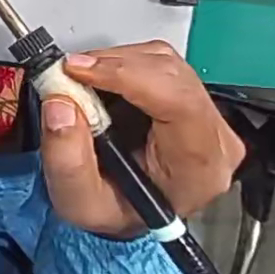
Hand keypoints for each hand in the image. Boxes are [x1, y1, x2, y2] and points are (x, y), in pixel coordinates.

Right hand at [39, 41, 245, 237]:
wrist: (125, 211)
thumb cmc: (112, 210)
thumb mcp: (80, 202)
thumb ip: (67, 160)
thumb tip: (60, 105)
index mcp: (198, 168)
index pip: (179, 103)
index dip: (127, 76)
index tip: (78, 72)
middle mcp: (214, 137)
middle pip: (171, 75)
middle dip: (112, 66)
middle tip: (65, 76)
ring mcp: (206, 114)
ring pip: (163, 62)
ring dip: (112, 63)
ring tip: (77, 84)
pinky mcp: (189, 96)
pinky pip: (157, 63)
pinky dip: (118, 64)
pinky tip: (95, 82)